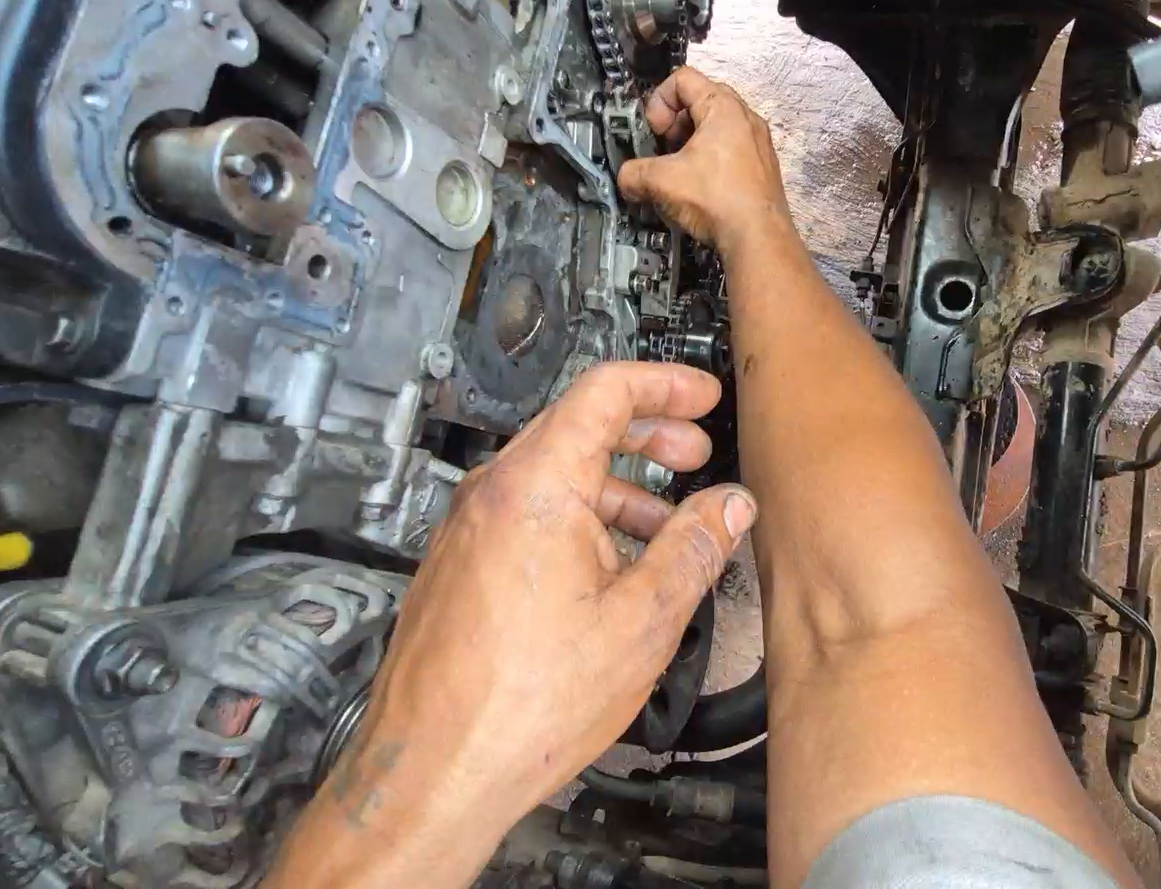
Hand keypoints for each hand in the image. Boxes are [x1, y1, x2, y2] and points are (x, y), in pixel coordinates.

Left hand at [270, 363, 756, 886]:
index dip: (665, 384)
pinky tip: (617, 560)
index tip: (700, 394)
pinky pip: (533, 511)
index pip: (605, 391)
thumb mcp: (641, 620)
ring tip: (668, 520)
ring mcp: (472, 526)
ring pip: (558, 472)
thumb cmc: (519, 706)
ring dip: (621, 483)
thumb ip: (695, 548)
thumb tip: (730, 506)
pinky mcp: (465, 559)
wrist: (430, 777)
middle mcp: (493, 494)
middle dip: (649, 433)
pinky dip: (585, 516)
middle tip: (694, 450)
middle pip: (581, 425)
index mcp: (534, 488)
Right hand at [618, 67, 794, 253]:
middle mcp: (746, 119)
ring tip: (679, 174)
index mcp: (723, 107)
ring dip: (690, 147)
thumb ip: (634, 174)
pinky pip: (731, 153)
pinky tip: (700, 191)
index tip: (653, 131)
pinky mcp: (763, 169)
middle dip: (674, 126)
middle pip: (700, 103)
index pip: (683, 79)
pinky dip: (710, 163)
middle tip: (663, 152)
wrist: (758, 238)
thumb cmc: (717, 199)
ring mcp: (758, 144)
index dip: (658, 101)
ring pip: (716, 131)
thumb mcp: (662, 181)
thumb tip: (626, 180)